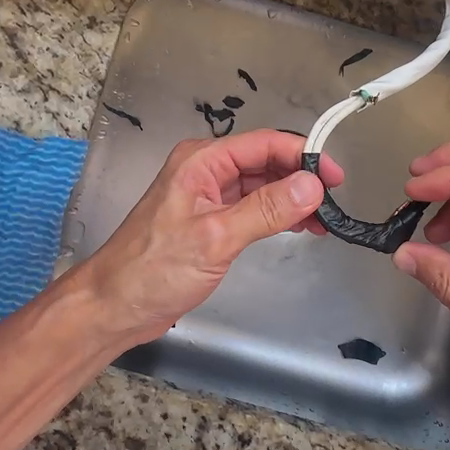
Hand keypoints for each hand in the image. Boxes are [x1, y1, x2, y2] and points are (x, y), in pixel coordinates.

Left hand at [72, 130, 343, 345]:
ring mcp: (207, 192)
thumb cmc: (155, 269)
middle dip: (300, 177)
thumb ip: (266, 209)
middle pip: (263, 160)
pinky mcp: (209, 216)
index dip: (302, 155)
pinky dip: (276, 212)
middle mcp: (205, 167)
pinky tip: (299, 225)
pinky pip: (251, 203)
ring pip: (260, 182)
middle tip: (334, 202)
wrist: (114, 305)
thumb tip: (311, 184)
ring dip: (292, 196)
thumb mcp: (216, 238)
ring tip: (324, 219)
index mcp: (202, 160)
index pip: (263, 143)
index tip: (335, 175)